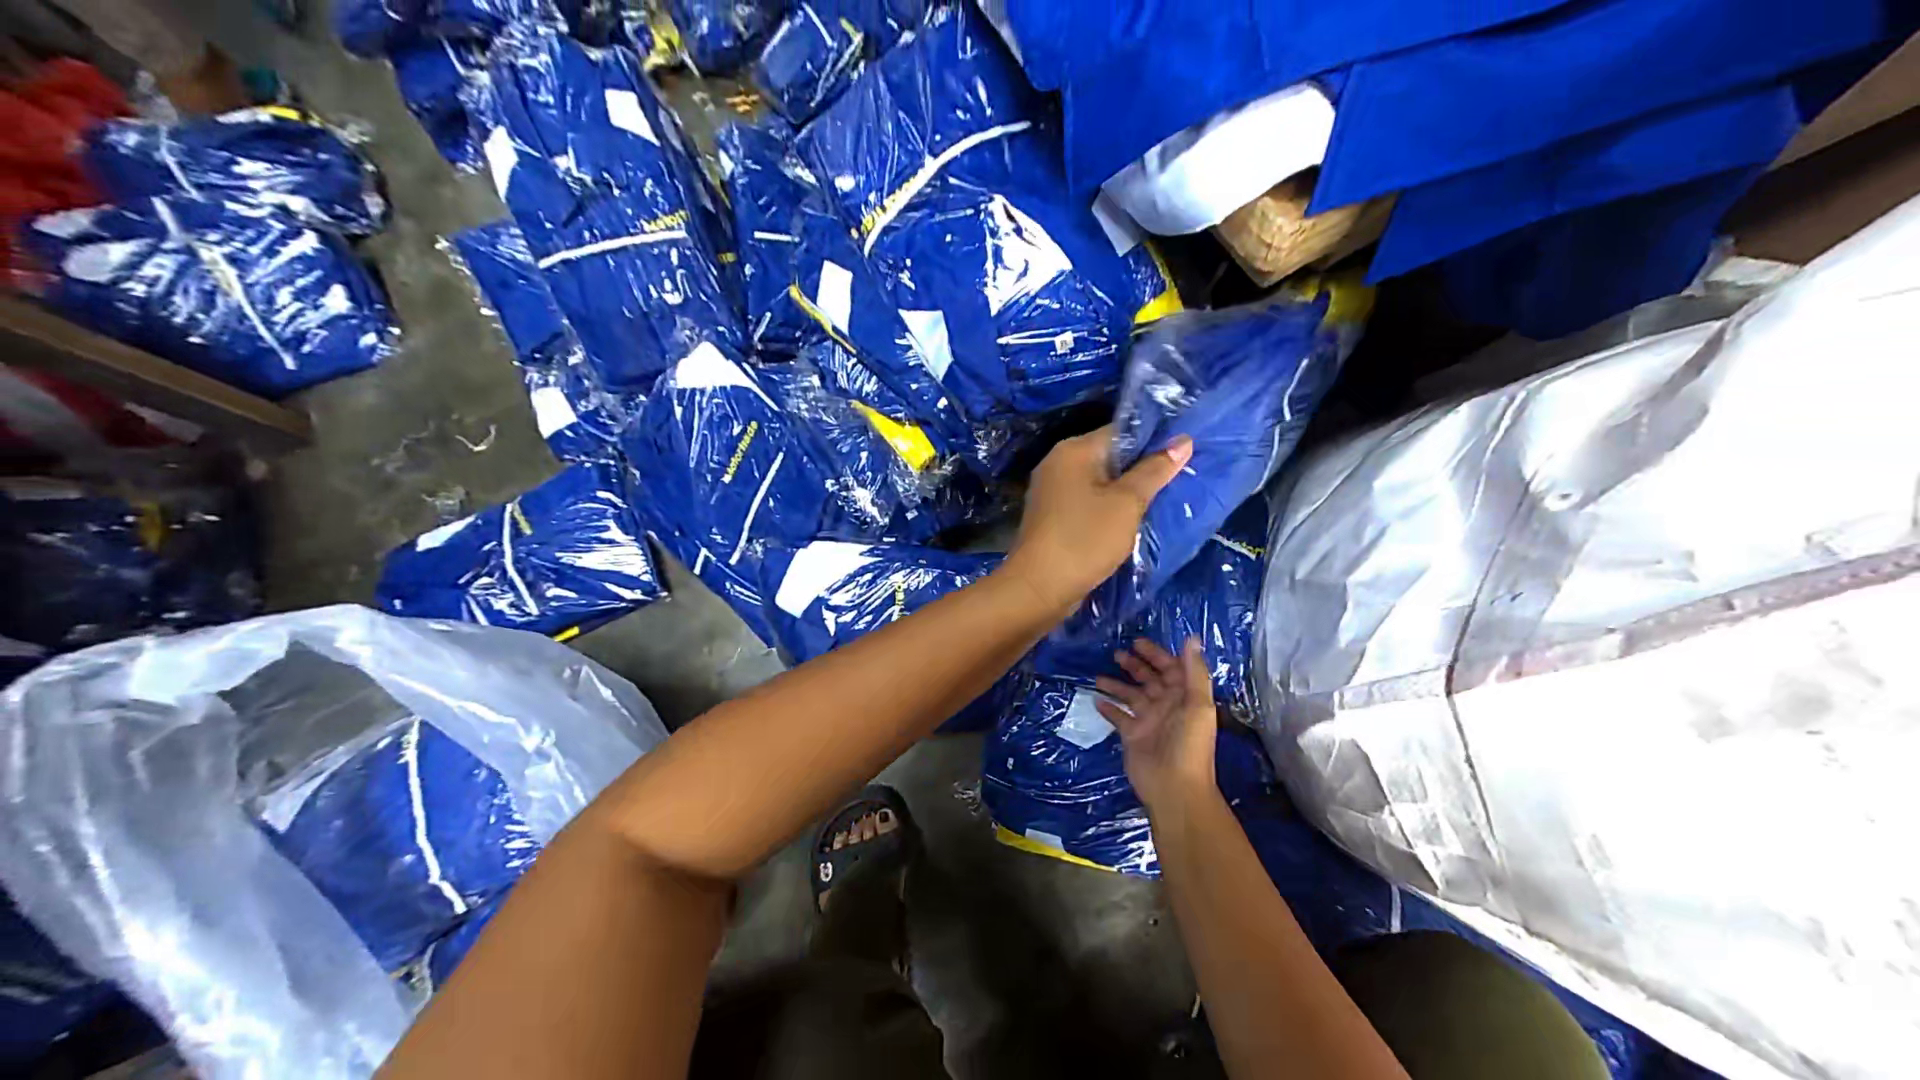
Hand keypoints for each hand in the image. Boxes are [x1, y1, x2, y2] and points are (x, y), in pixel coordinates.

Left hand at [1000, 425, 1192, 614]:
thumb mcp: (1127, 503)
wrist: (1039, 588)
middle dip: (1143, 468)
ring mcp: (1052, 491)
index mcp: (1073, 450)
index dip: (1155, 441)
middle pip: (1110, 456)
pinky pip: (1089, 503)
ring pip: (1101, 482)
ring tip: (1164, 500)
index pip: (1122, 432)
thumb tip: (1183, 441)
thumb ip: (1154, 471)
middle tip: (1180, 478)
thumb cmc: (1085, 539)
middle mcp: (1058, 463)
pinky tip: (1133, 521)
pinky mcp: (1053, 516)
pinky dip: (1110, 509)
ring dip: (1128, 492)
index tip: (1185, 453)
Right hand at [1095, 638, 1217, 815]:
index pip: (1170, 669)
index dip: (1156, 655)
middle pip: (1149, 679)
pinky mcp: (1132, 736)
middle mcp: (1166, 706)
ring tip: (1099, 676)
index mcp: (1184, 697)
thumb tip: (1192, 638)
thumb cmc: (1189, 744)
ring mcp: (1148, 721)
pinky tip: (1095, 699)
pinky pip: (1118, 717)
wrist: (1174, 786)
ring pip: (1131, 696)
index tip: (1137, 643)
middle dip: (1135, 666)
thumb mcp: (1198, 704)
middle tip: (1116, 654)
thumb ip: (1194, 671)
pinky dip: (1108, 708)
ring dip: (1117, 684)